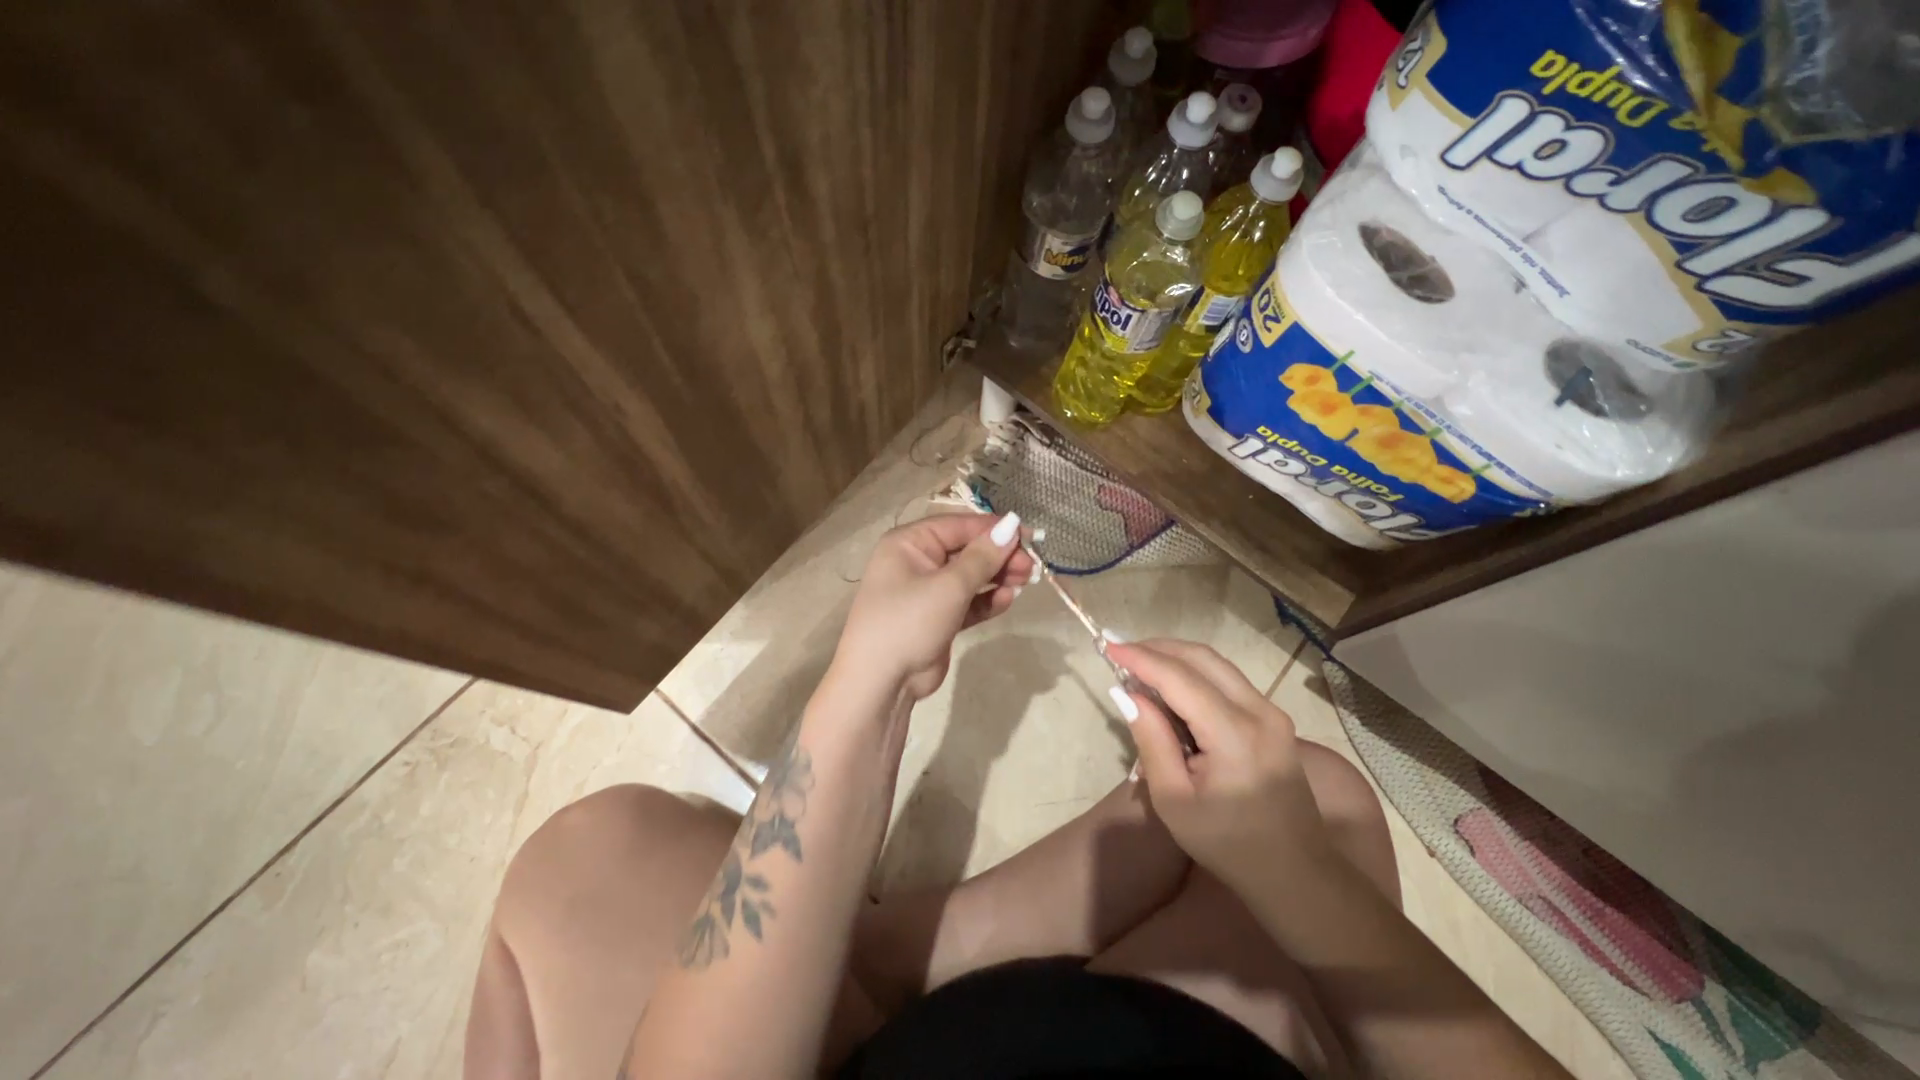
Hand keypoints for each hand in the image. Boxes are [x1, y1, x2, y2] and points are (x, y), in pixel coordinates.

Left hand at [832, 511, 1036, 701]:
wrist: (881, 682)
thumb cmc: (908, 621)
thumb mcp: (948, 586)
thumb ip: (983, 557)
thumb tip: (1012, 525)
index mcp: (909, 543)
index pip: (958, 526)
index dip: (993, 529)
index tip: (1028, 536)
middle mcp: (916, 562)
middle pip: (966, 550)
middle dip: (998, 557)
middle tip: (1030, 567)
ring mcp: (927, 593)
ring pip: (970, 577)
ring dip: (997, 578)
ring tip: (1025, 582)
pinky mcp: (938, 619)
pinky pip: (968, 602)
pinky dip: (987, 600)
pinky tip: (1007, 600)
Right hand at [1108, 640, 1332, 891]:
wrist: (1295, 871)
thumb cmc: (1227, 843)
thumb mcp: (1174, 799)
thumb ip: (1151, 739)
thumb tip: (1126, 693)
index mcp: (1234, 734)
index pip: (1179, 677)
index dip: (1141, 658)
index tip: (1107, 645)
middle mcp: (1259, 712)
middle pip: (1202, 659)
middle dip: (1158, 648)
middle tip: (1120, 650)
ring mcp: (1273, 713)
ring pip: (1218, 666)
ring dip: (1177, 659)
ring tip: (1139, 665)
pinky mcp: (1275, 721)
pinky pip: (1230, 683)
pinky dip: (1197, 675)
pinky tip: (1171, 688)